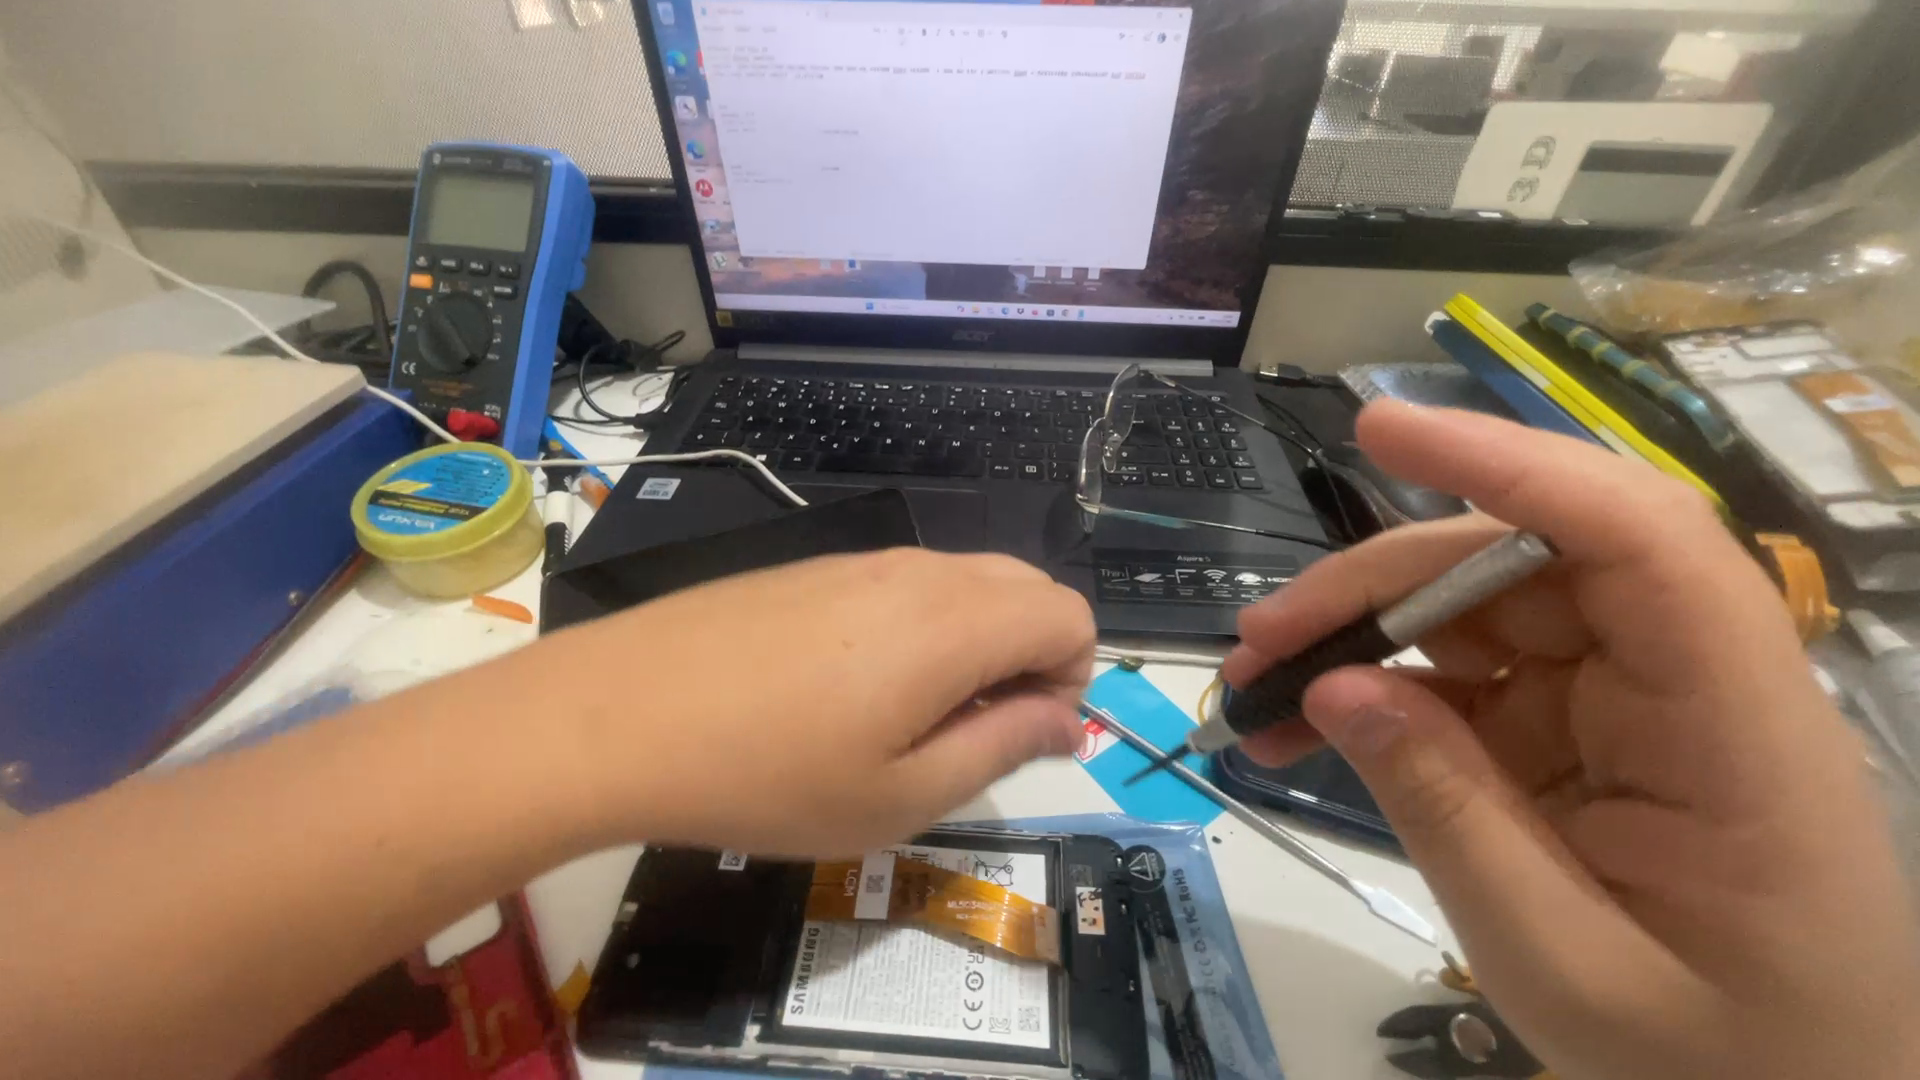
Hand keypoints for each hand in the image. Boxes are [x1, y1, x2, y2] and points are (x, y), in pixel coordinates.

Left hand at [515, 548, 1094, 856]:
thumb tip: (1066, 718)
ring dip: (977, 641)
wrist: (615, 714)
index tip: (1021, 734)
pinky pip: (907, 584)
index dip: (1072, 678)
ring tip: (911, 715)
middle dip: (1033, 654)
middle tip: (975, 729)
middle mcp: (920, 572)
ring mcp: (863, 561)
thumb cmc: (768, 775)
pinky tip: (853, 685)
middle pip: (1027, 587)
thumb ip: (1003, 746)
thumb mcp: (901, 795)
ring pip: (966, 582)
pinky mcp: (817, 568)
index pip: (1070, 616)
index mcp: (955, 623)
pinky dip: (923, 626)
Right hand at [1225, 402, 1919, 1079]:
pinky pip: (1446, 677)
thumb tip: (1335, 687)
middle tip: (1258, 641)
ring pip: (1462, 613)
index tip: (1377, 433)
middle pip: (1511, 568)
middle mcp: (1674, 680)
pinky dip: (1361, 692)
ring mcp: (1610, 700)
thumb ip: (1447, 813)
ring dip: (1347, 637)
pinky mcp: (1559, 727)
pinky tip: (1293, 725)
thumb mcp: (1560, 961)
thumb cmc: (1713, 1070)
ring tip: (1253, 687)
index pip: (1634, 539)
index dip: (1507, 466)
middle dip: (1369, 588)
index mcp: (1731, 727)